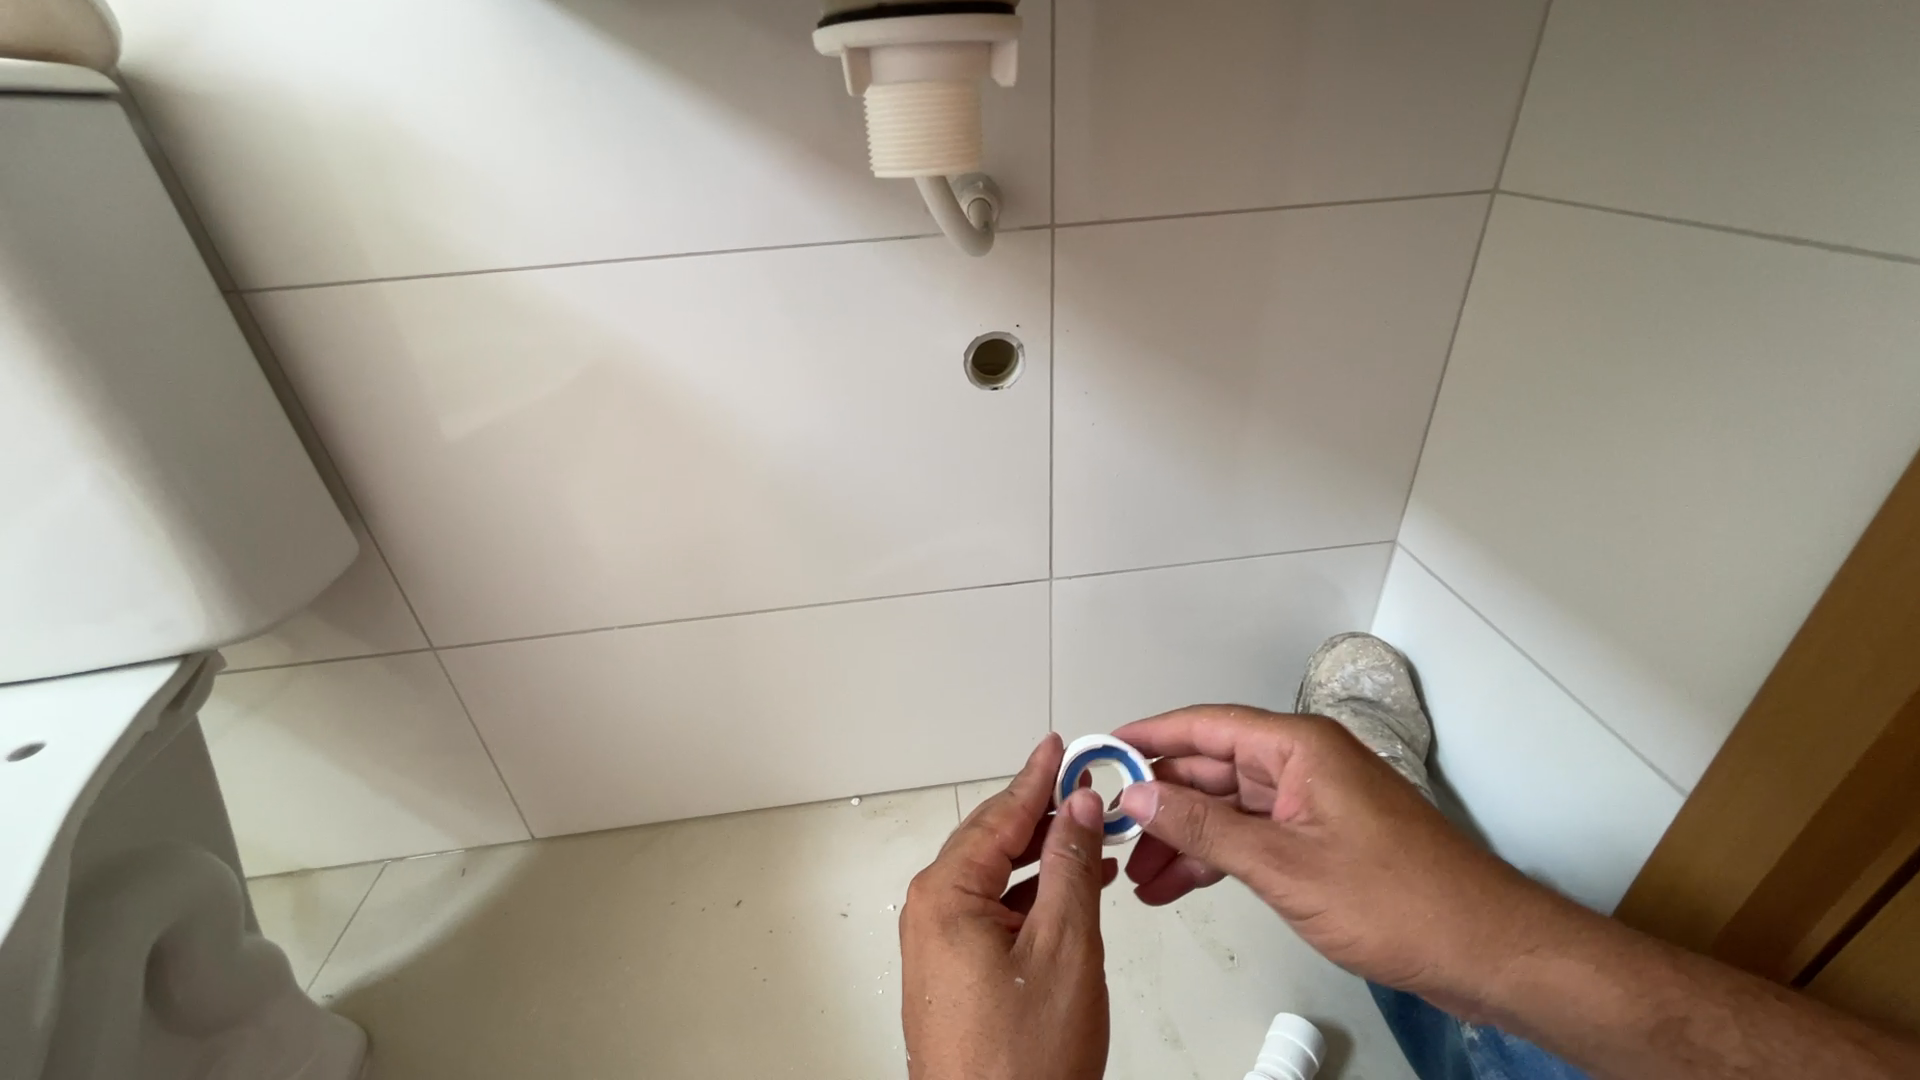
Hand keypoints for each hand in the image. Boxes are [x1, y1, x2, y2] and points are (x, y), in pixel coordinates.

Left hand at [900, 734, 1118, 1079]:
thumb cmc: (1020, 1064)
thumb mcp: (1064, 947)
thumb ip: (1071, 865)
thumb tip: (1078, 807)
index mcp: (946, 894)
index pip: (1001, 814)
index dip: (1038, 776)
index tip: (1059, 747)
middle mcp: (932, 909)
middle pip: (994, 838)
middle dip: (1042, 811)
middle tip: (1081, 784)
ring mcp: (940, 940)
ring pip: (997, 873)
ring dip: (1043, 852)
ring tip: (1087, 832)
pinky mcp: (955, 966)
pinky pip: (995, 906)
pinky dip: (1033, 891)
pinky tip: (1069, 886)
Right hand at [1114, 707, 1543, 997]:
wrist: (1490, 956)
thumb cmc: (1392, 900)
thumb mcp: (1282, 865)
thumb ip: (1202, 827)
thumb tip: (1134, 796)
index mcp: (1296, 746)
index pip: (1205, 726)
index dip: (1149, 736)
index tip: (1102, 750)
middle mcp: (1299, 764)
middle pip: (1210, 769)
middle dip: (1160, 802)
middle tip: (1108, 827)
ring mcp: (1308, 803)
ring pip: (1225, 808)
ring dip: (1181, 839)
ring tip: (1137, 876)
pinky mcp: (1316, 839)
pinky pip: (1248, 836)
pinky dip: (1214, 859)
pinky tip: (1175, 886)